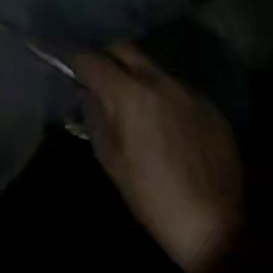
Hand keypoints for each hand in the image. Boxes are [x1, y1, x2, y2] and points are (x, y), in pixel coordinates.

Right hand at [72, 42, 243, 272]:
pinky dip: (157, 91)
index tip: (55, 53)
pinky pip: (174, 86)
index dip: (69, 55)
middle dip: (103, 55)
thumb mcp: (110, 157)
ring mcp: (189, 91)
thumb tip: (87, 91)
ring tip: (123, 96)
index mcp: (130, 94)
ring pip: (151, 65)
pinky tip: (156, 116)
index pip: (90, 58)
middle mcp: (161, 81)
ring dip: (132, 72)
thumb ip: (95, 114)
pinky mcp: (210, 106)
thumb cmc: (151, 195)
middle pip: (124, 48)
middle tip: (90, 73)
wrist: (217, 224)